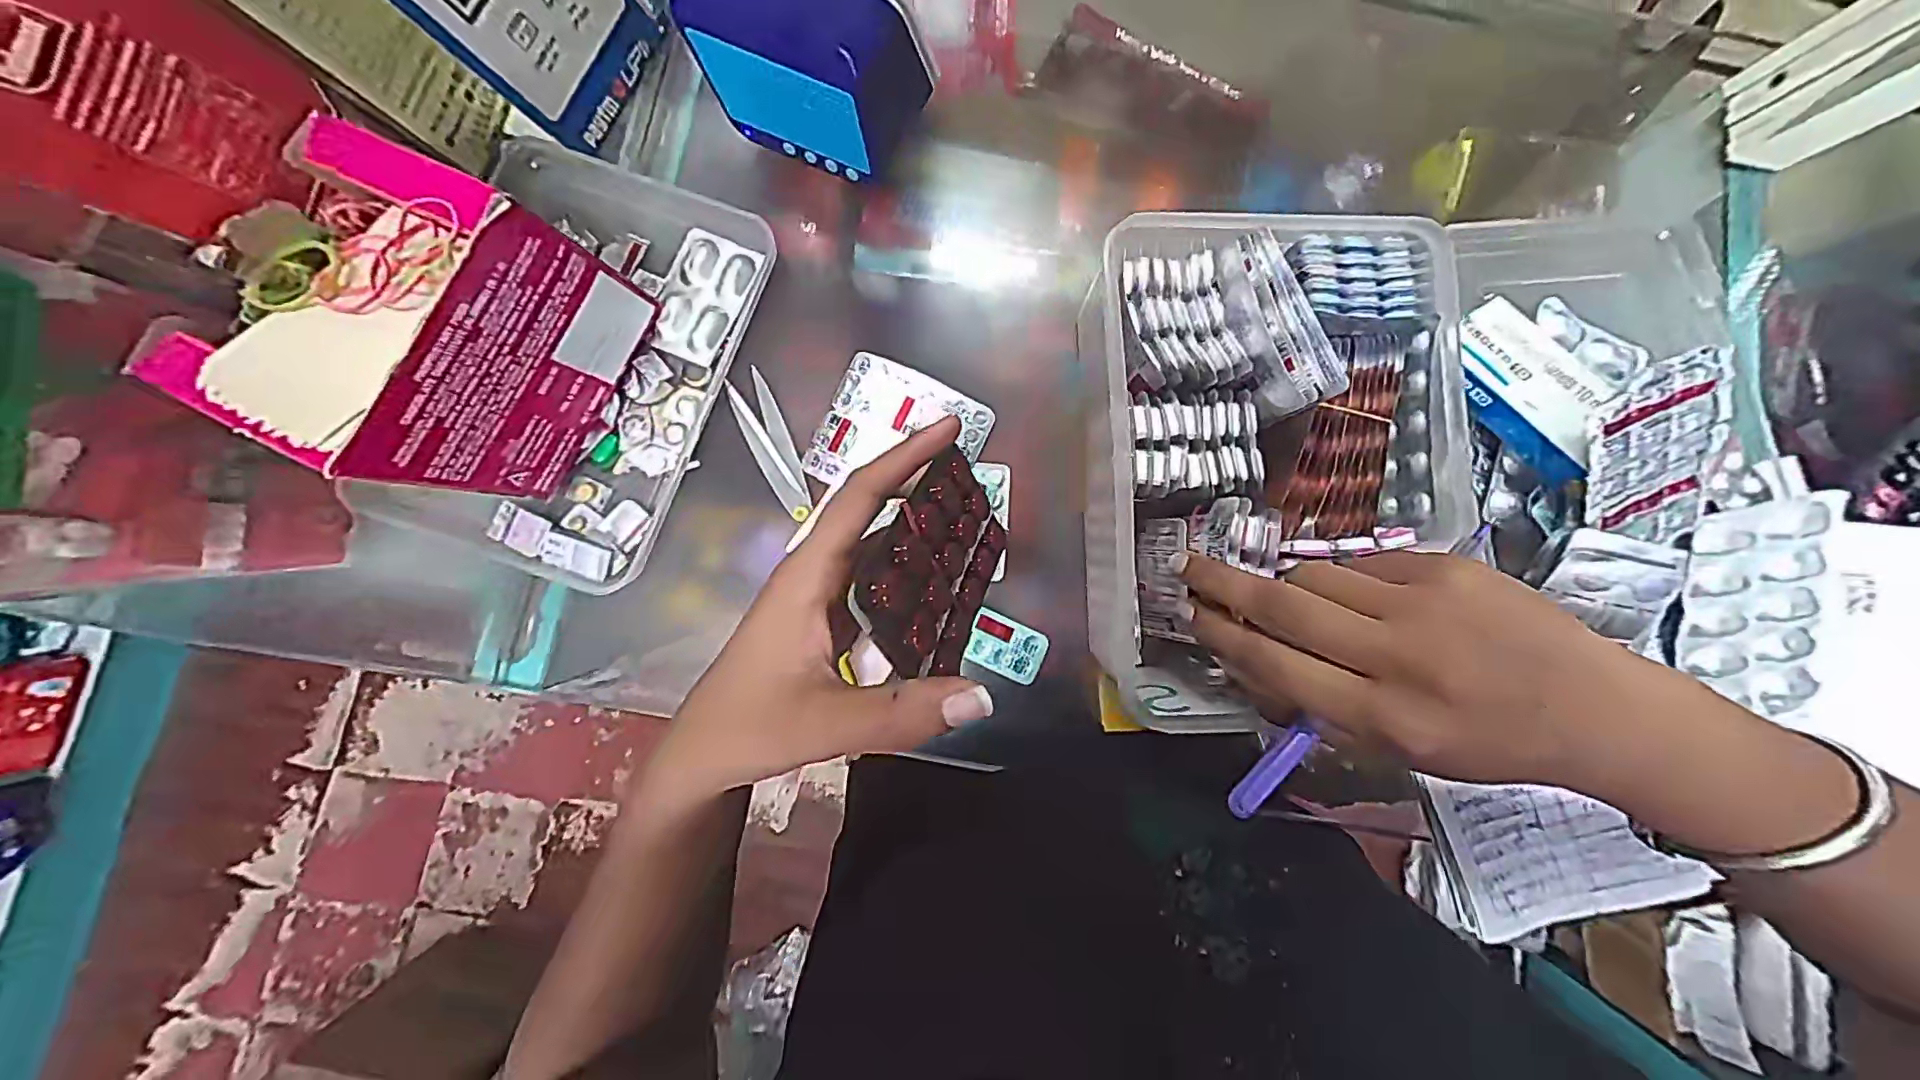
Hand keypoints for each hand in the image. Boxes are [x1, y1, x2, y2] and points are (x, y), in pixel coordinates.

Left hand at [634, 416, 992, 813]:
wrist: (702, 754)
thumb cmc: (748, 727)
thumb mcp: (825, 724)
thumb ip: (901, 714)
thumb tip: (981, 697)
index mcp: (806, 577)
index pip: (858, 498)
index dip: (903, 458)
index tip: (946, 429)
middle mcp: (812, 574)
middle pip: (867, 508)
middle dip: (915, 478)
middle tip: (969, 469)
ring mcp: (816, 596)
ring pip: (871, 544)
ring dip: (912, 523)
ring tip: (964, 517)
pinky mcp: (823, 619)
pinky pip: (871, 580)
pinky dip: (906, 569)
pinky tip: (936, 585)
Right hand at [1176, 549, 1688, 787]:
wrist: (1596, 707)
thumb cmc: (1487, 742)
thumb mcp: (1399, 750)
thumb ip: (1322, 706)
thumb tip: (1256, 660)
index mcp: (1385, 715)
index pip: (1276, 665)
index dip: (1223, 636)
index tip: (1191, 614)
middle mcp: (1399, 655)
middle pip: (1283, 607)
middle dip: (1223, 585)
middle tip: (1187, 567)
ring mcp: (1423, 602)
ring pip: (1315, 578)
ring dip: (1286, 586)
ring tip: (1284, 595)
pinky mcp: (1444, 566)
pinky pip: (1361, 565)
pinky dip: (1342, 581)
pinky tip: (1360, 599)